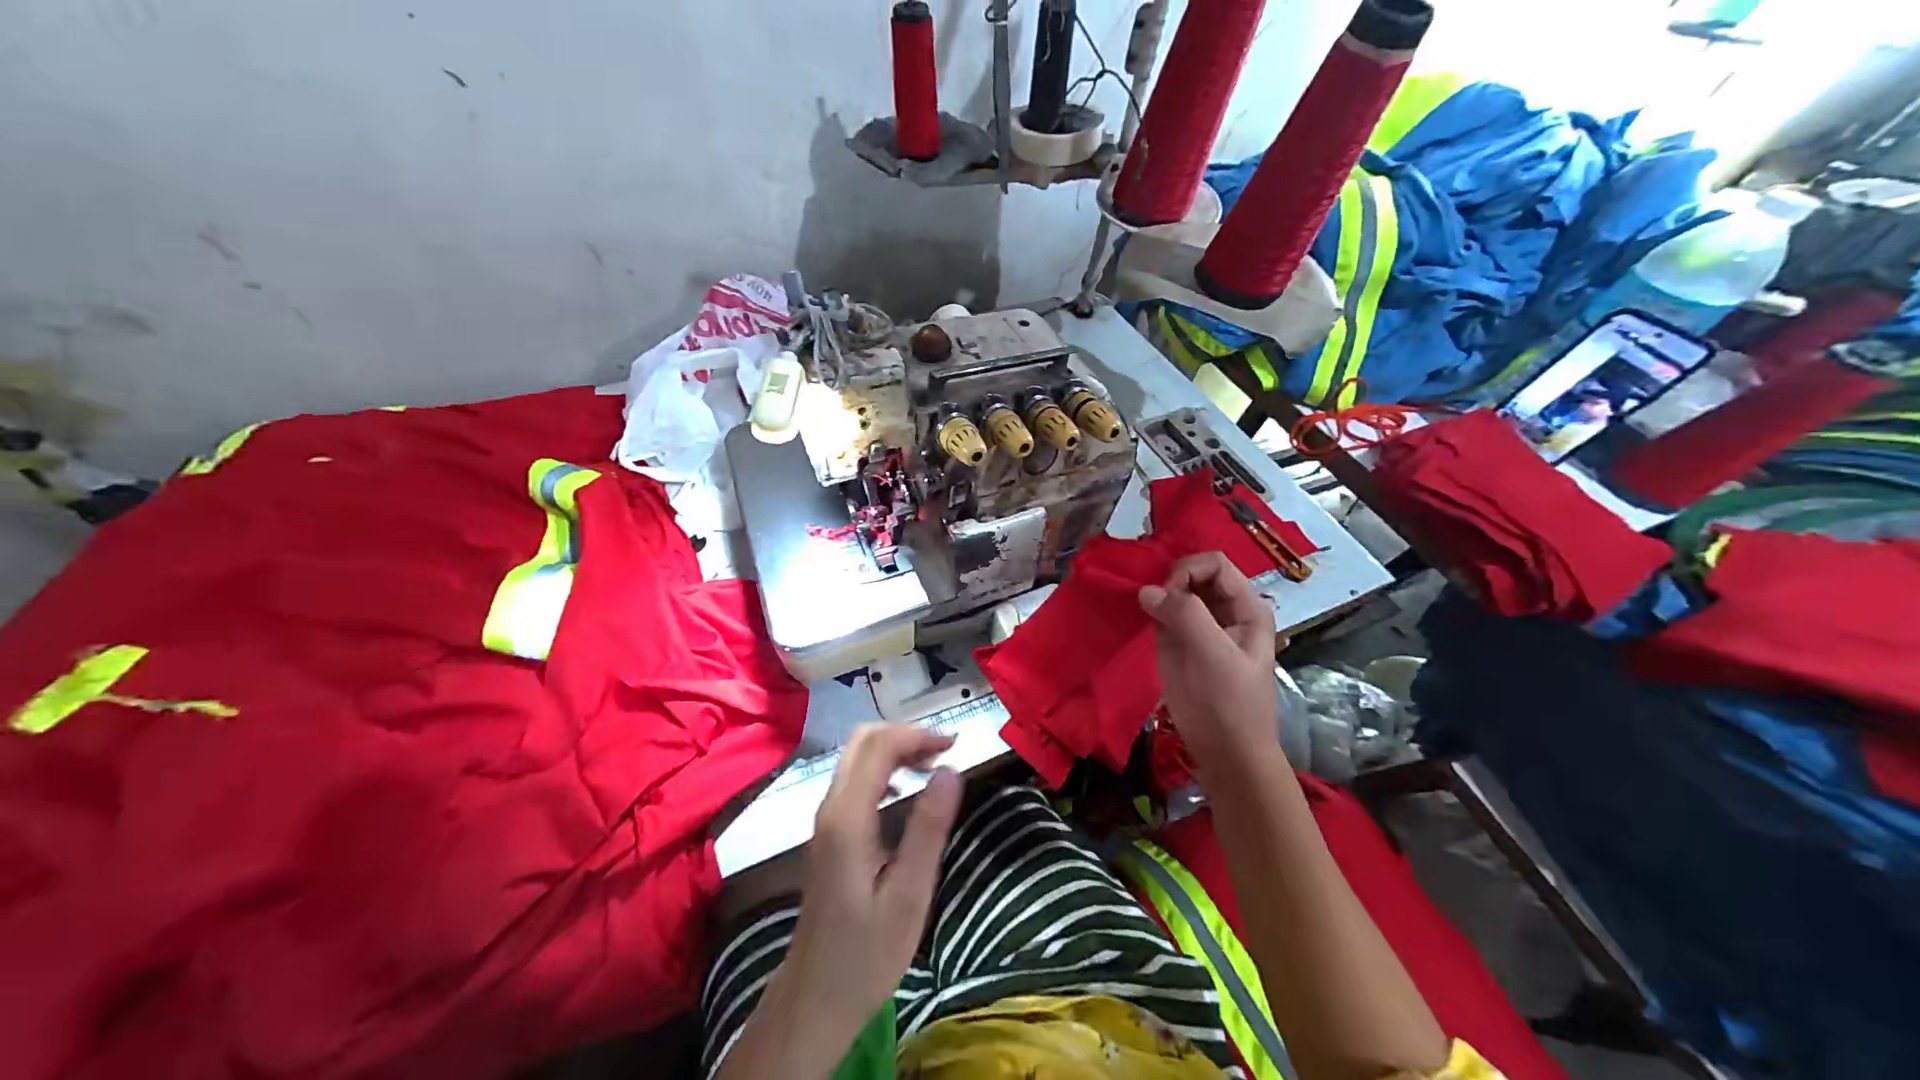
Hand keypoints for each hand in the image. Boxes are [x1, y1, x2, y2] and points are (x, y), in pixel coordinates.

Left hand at [789, 724, 961, 1031]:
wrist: (814, 997)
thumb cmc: (866, 953)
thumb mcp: (909, 894)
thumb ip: (928, 828)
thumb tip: (951, 770)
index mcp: (848, 817)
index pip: (879, 746)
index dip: (918, 735)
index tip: (956, 744)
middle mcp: (830, 808)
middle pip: (862, 741)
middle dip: (905, 734)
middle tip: (946, 751)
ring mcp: (824, 820)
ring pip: (856, 758)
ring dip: (894, 749)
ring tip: (934, 766)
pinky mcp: (828, 834)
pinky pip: (854, 780)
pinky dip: (883, 769)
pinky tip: (907, 791)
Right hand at [1139, 552, 1280, 770]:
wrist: (1225, 752)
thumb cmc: (1230, 703)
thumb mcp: (1215, 655)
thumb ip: (1186, 616)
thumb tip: (1146, 590)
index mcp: (1246, 607)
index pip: (1215, 565)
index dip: (1189, 571)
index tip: (1170, 595)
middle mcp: (1222, 610)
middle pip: (1192, 573)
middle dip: (1170, 581)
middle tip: (1155, 605)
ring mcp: (1197, 626)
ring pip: (1174, 591)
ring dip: (1157, 593)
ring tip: (1146, 609)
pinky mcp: (1175, 642)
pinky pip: (1160, 612)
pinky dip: (1149, 609)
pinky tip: (1142, 616)